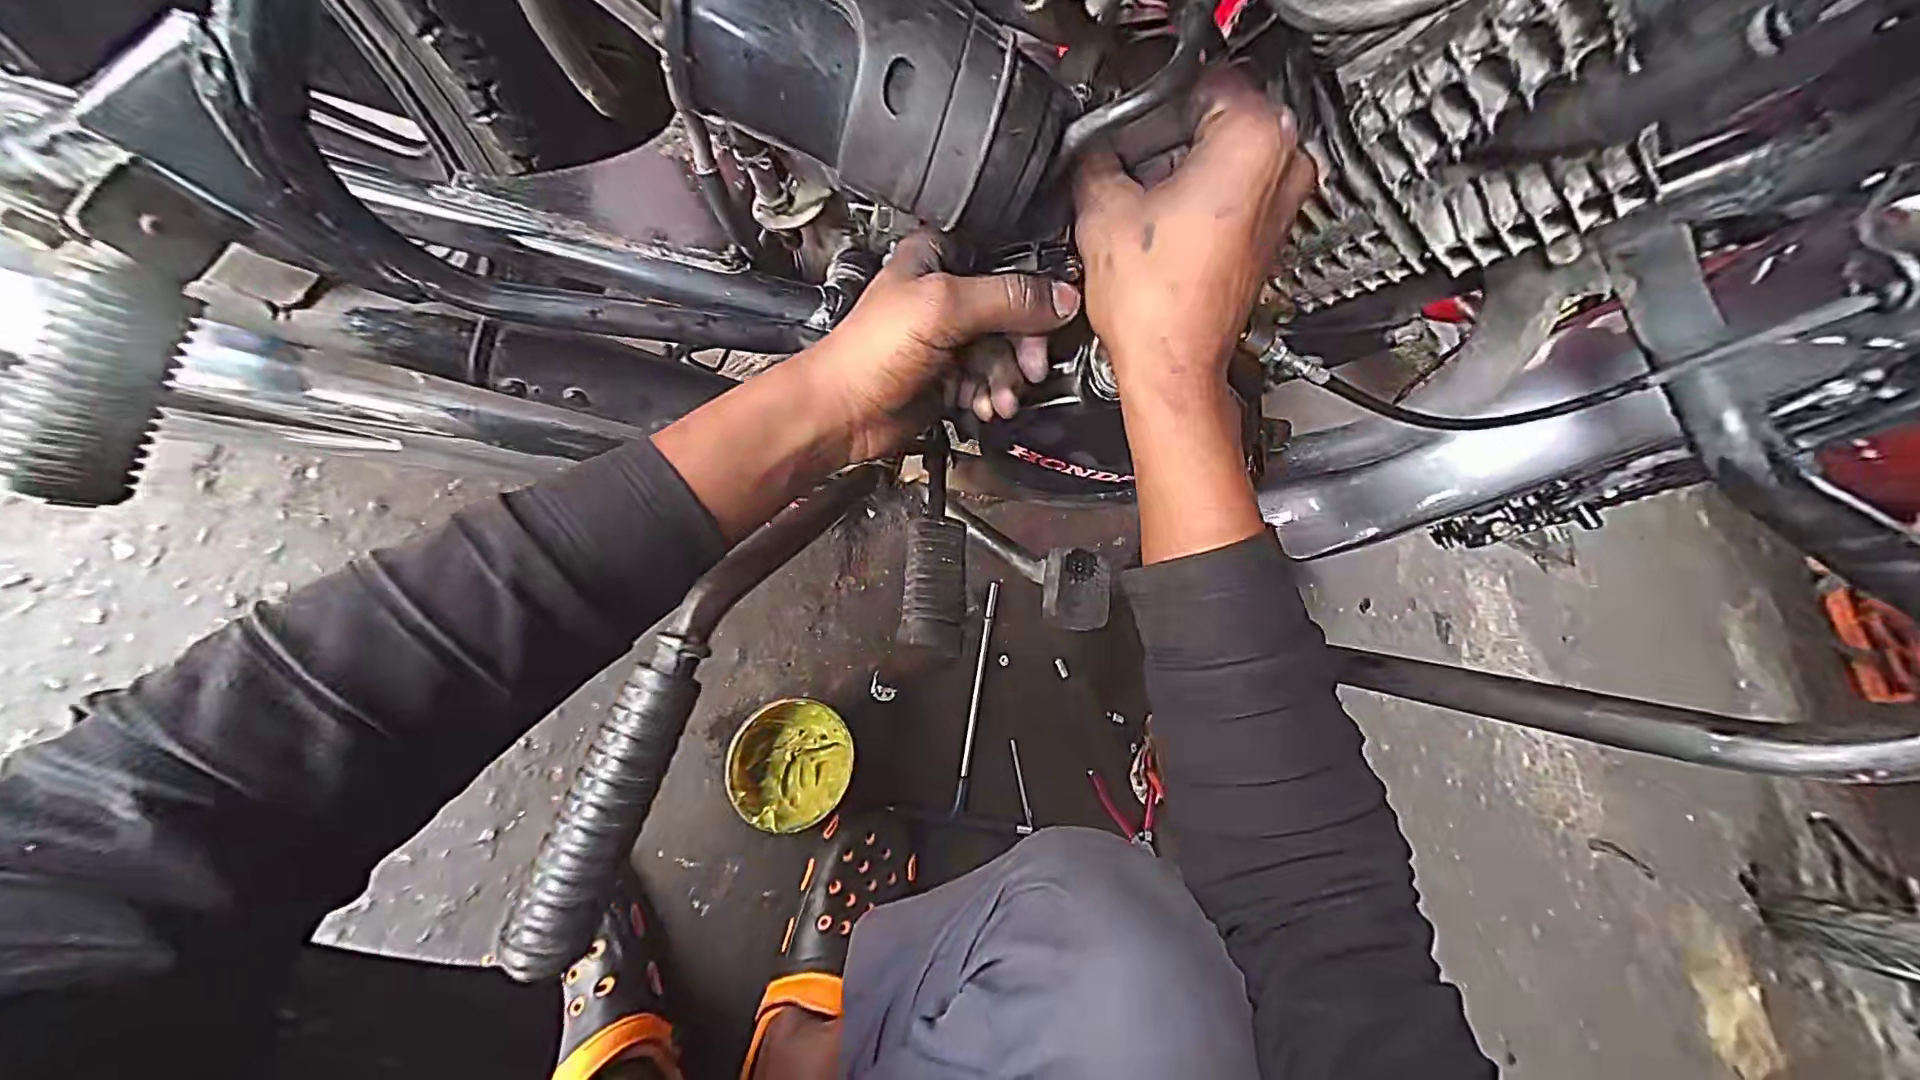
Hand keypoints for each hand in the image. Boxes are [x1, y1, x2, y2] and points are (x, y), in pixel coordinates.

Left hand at [796, 231, 1080, 461]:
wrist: (843, 414)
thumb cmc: (867, 354)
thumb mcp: (942, 309)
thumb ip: (1006, 299)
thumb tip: (1061, 296)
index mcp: (940, 258)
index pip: (1010, 264)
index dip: (1036, 294)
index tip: (1052, 321)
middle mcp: (948, 295)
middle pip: (1014, 315)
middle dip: (1022, 348)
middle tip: (1028, 369)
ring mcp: (951, 338)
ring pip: (1005, 354)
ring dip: (1008, 380)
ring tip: (1000, 398)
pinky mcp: (952, 375)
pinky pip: (991, 382)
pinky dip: (992, 396)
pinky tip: (983, 406)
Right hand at [1071, 72, 1315, 563]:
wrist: (1172, 370)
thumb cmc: (1156, 311)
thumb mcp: (1103, 216)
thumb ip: (1095, 164)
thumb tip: (1094, 156)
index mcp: (1255, 140)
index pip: (1199, 82)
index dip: (1148, 109)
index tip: (1124, 134)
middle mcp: (1284, 168)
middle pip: (1213, 122)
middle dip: (1164, 143)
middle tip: (1124, 176)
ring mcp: (1280, 208)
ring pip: (1221, 163)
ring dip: (1177, 176)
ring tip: (1139, 212)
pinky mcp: (1264, 241)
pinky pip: (1228, 200)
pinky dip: (1195, 207)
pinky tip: (1158, 235)